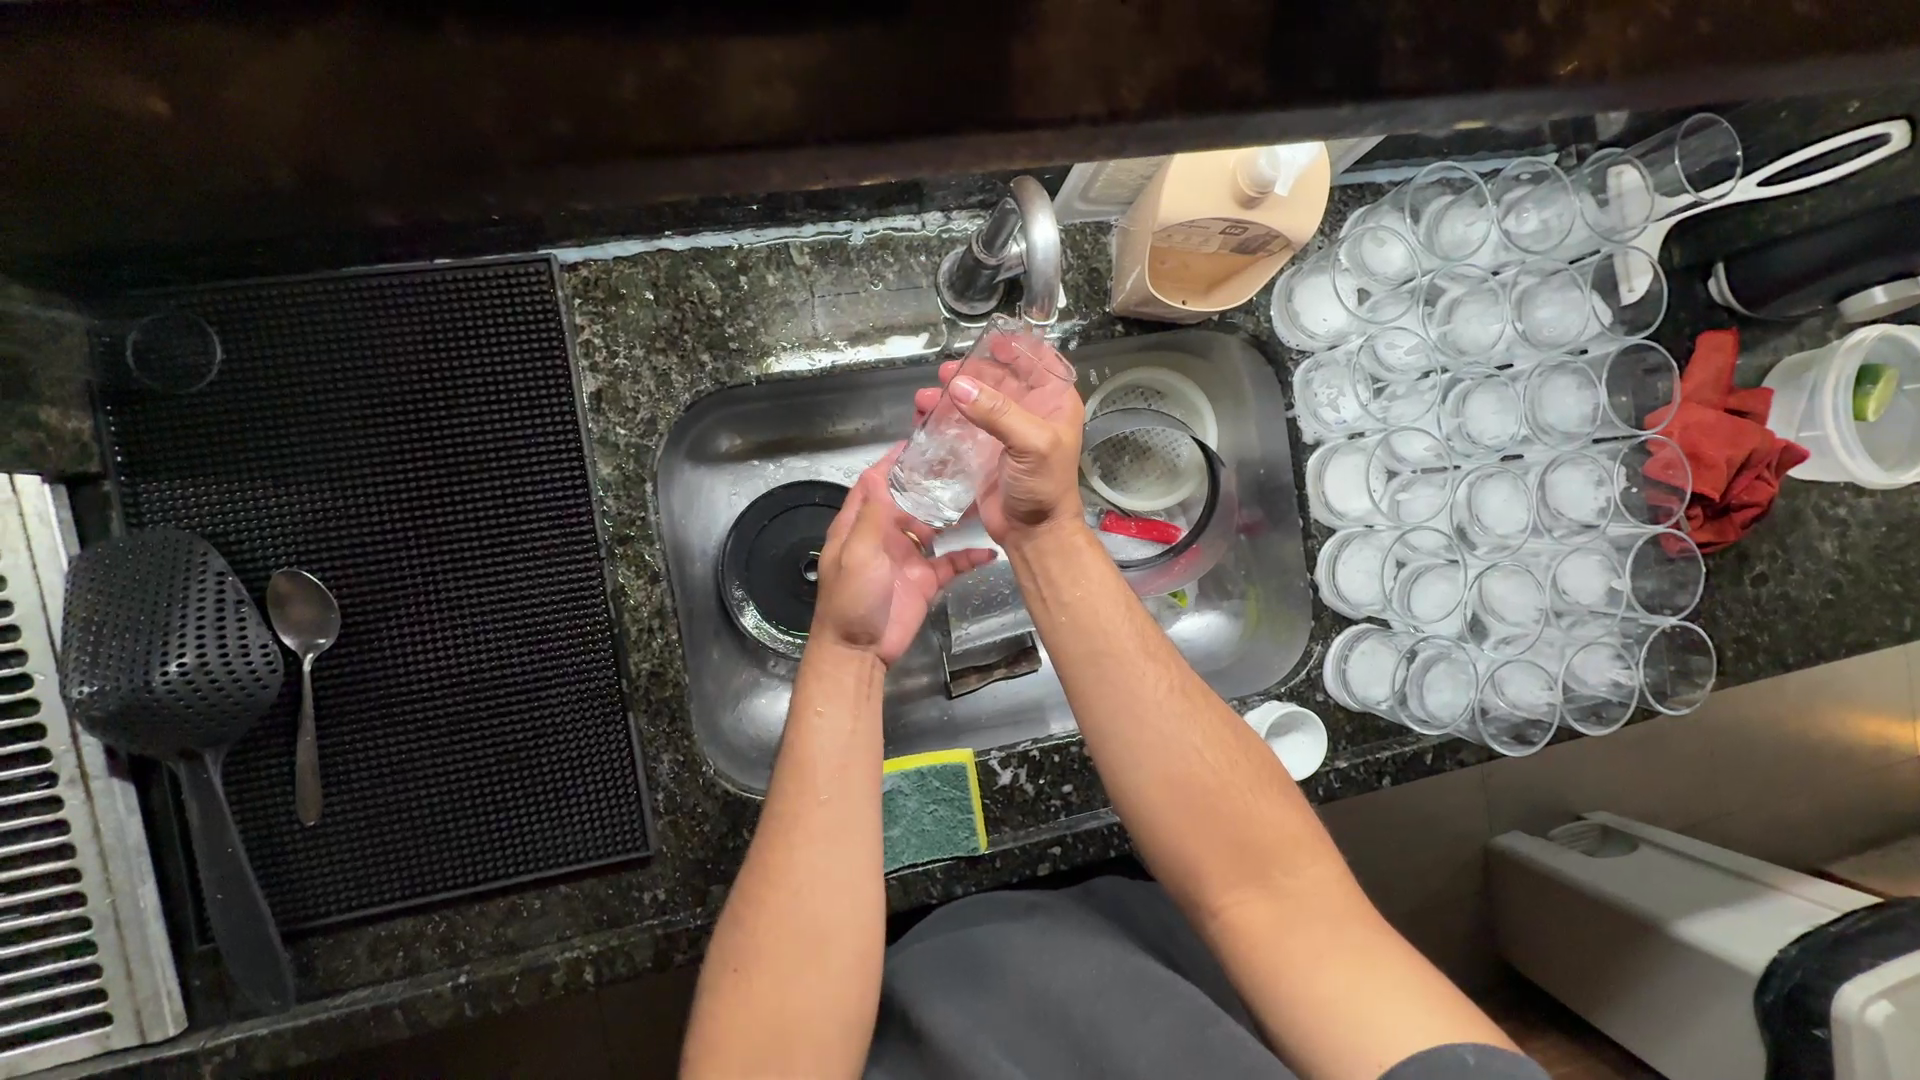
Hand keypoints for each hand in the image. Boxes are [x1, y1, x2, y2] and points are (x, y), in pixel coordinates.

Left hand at [809, 450, 995, 666]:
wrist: (858, 651)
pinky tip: (989, 551)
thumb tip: (878, 474)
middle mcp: (883, 536)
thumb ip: (872, 516)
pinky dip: (969, 557)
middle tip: (959, 462)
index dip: (891, 463)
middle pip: (908, 501)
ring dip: (951, 515)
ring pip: (933, 528)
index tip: (916, 442)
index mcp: (859, 525)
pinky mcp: (925, 581)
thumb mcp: (857, 552)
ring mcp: (906, 558)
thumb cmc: (850, 600)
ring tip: (980, 494)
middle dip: (929, 483)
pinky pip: (951, 563)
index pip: (873, 484)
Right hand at [912, 336, 1086, 547]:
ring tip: (927, 396)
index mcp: (1055, 402)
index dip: (1016, 347)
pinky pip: (963, 426)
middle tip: (947, 372)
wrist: (1033, 533)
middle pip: (1000, 378)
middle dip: (972, 373)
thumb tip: (959, 387)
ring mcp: (1006, 431)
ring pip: (977, 401)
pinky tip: (925, 416)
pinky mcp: (985, 450)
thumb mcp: (1030, 444)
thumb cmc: (1044, 487)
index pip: (1039, 361)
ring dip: (953, 395)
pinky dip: (944, 418)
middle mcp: (1032, 412)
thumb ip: (996, 412)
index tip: (989, 341)